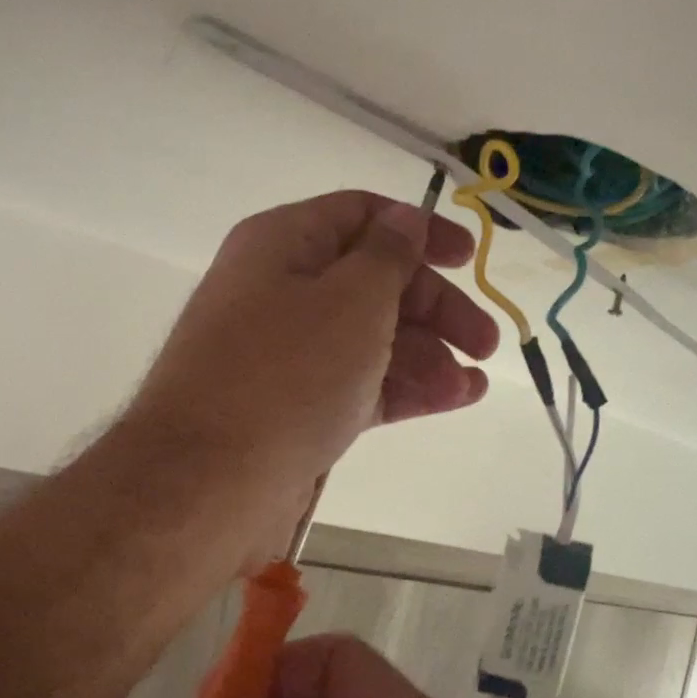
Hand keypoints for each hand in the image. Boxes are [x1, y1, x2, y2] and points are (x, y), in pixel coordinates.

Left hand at [129, 190, 499, 492]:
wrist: (210, 481)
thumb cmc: (287, 372)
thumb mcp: (352, 299)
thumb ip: (389, 255)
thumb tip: (405, 219)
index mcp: (283, 245)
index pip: (361, 216)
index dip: (419, 230)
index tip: (470, 258)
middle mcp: (281, 291)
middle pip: (373, 282)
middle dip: (436, 307)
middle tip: (486, 341)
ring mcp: (287, 354)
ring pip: (370, 338)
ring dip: (428, 354)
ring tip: (472, 383)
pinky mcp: (297, 407)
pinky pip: (360, 383)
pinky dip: (405, 387)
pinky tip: (454, 398)